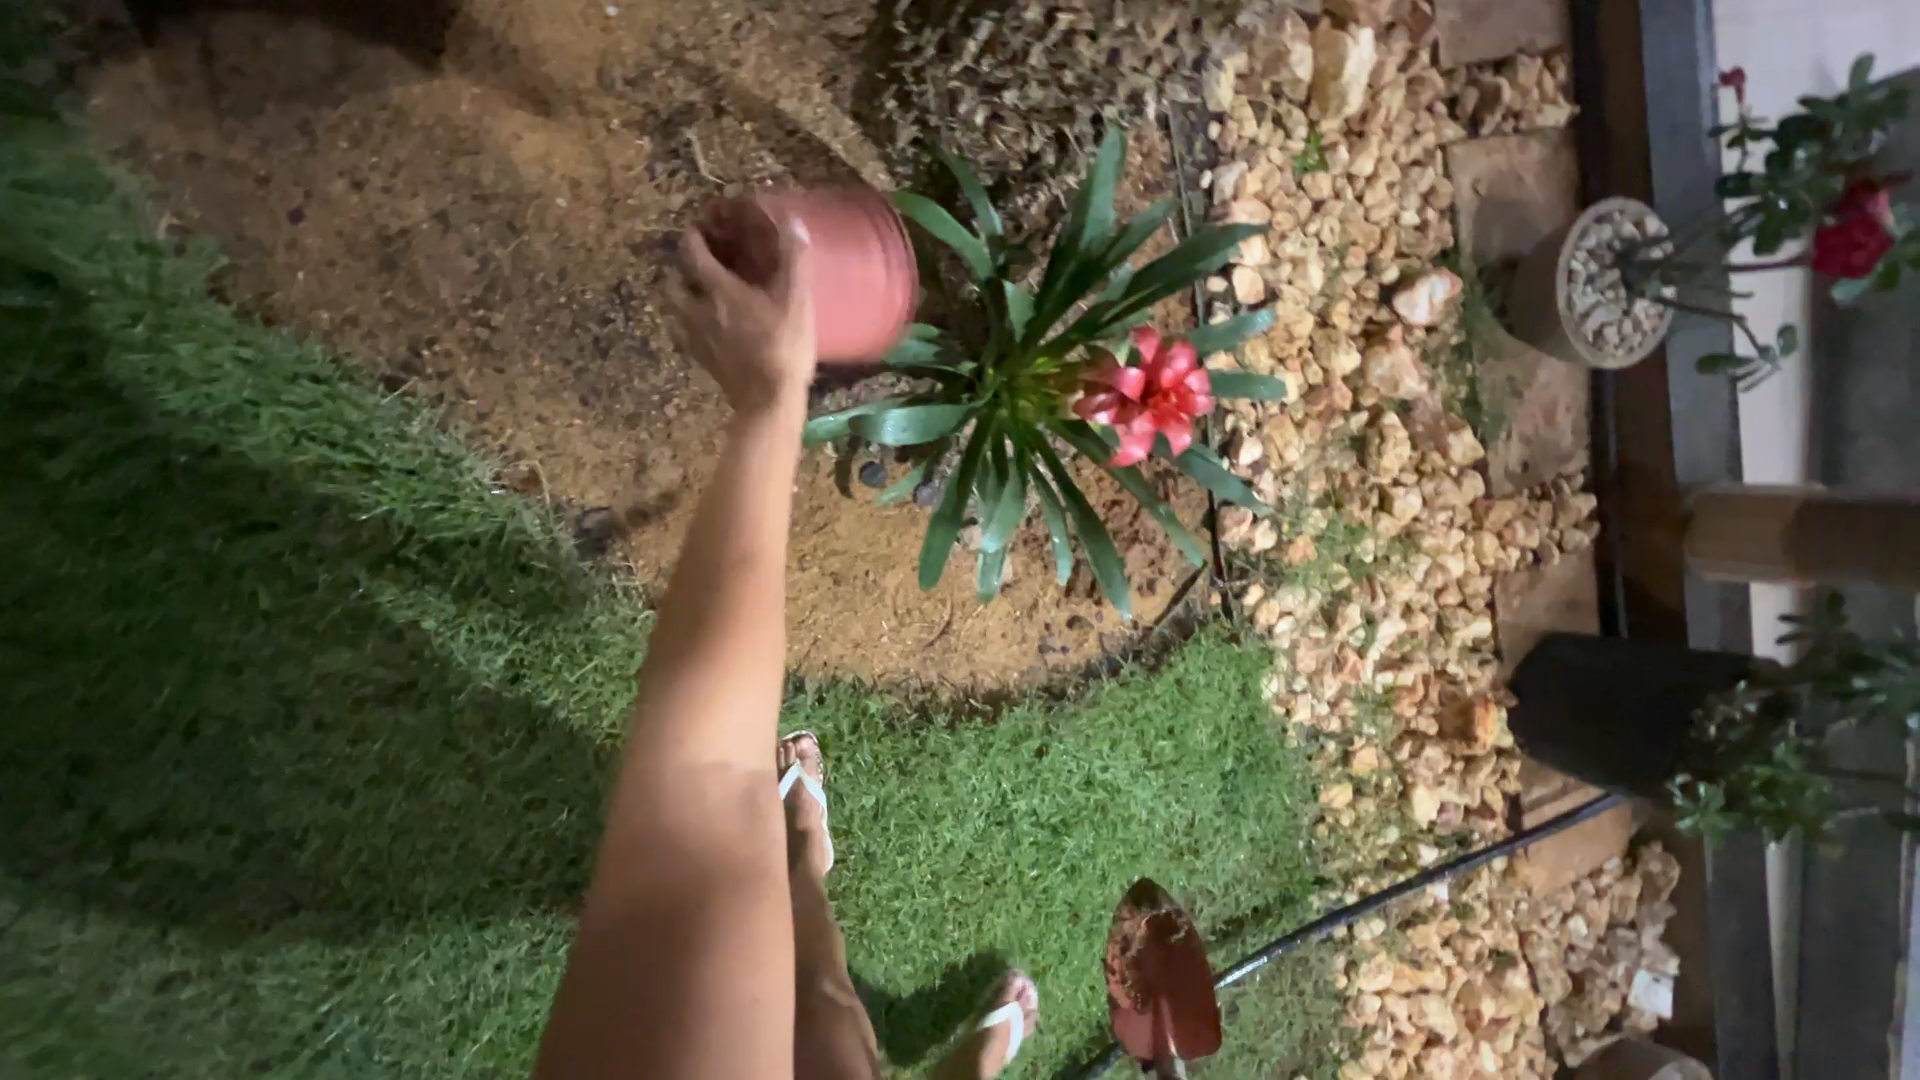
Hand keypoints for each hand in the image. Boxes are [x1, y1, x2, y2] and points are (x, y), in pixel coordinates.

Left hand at [672, 213, 816, 415]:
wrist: (769, 401)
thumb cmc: (783, 346)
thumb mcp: (796, 300)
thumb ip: (795, 260)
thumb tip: (793, 222)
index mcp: (718, 290)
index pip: (693, 253)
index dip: (693, 236)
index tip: (699, 228)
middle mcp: (698, 311)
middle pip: (672, 284)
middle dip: (679, 271)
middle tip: (696, 267)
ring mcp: (697, 340)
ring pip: (674, 312)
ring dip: (681, 300)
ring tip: (697, 299)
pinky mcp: (704, 363)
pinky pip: (685, 339)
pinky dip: (689, 329)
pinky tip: (705, 332)